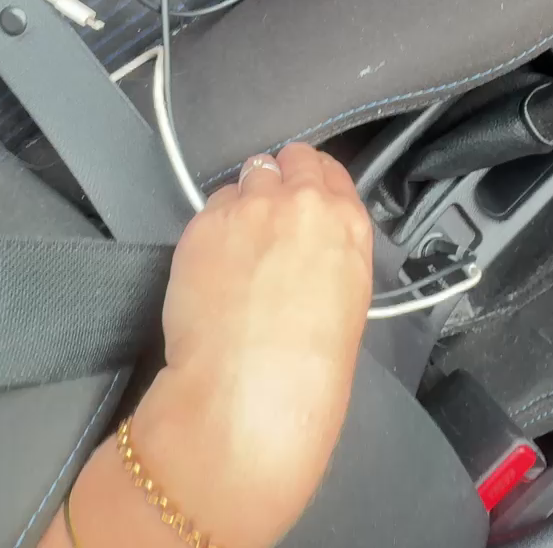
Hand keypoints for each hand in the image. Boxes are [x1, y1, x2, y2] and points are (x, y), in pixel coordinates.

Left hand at [69, 143, 372, 547]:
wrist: (249, 394)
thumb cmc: (310, 368)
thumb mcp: (348, 298)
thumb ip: (331, 249)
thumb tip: (308, 241)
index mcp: (347, 223)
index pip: (329, 170)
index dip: (312, 180)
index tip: (301, 193)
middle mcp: (301, 203)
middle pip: (290, 158)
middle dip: (280, 177)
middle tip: (268, 213)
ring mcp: (251, 207)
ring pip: (248, 176)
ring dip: (246, 199)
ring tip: (239, 244)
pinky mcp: (205, 222)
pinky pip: (212, 207)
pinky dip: (214, 227)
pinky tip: (213, 266)